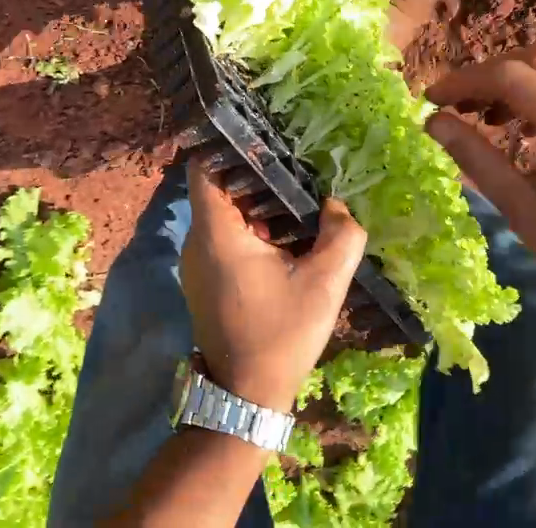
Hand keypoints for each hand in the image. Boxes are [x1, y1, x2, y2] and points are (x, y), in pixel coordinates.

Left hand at [179, 157, 366, 411]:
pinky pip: (220, 238)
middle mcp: (196, 241)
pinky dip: (247, 230)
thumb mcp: (323, 286)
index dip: (226, 146)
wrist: (245, 396)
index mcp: (215, 232)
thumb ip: (341, 237)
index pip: (203, 167)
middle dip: (252, 177)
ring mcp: (194, 263)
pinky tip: (280, 238)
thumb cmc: (281, 336)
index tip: (260, 139)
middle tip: (292, 168)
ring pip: (220, 215)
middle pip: (216, 189)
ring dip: (253, 206)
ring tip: (293, 200)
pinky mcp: (201, 280)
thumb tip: (337, 206)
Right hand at [423, 43, 535, 325]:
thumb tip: (433, 122)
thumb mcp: (522, 209)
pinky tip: (527, 128)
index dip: (463, 81)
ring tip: (487, 114)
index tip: (432, 99)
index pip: (509, 77)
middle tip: (459, 101)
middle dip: (491, 71)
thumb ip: (477, 157)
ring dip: (519, 78)